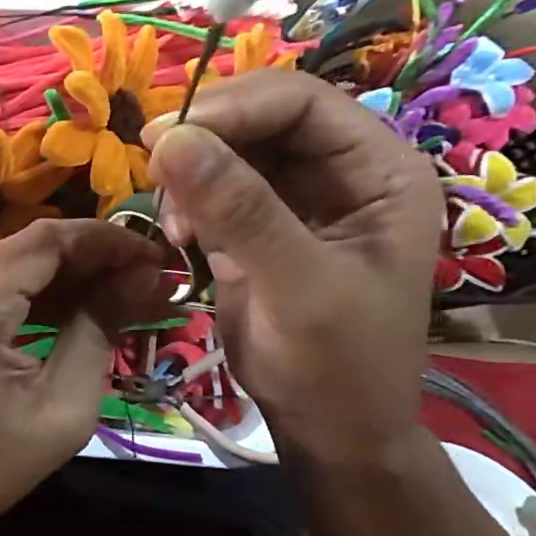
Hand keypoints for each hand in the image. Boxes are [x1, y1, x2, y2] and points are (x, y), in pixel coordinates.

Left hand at [0, 220, 167, 535]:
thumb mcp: (67, 403)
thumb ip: (101, 326)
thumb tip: (144, 273)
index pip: (42, 244)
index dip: (103, 240)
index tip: (153, 253)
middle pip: (31, 245)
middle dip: (95, 253)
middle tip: (148, 271)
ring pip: (20, 256)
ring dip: (75, 268)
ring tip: (129, 284)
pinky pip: (2, 275)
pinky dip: (47, 283)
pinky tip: (89, 296)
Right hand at [143, 71, 443, 457]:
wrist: (331, 431)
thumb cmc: (338, 366)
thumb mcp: (296, 287)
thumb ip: (240, 210)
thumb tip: (170, 137)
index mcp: (380, 170)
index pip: (303, 104)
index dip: (234, 107)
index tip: (167, 136)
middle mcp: (343, 171)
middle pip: (263, 119)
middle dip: (207, 139)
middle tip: (155, 167)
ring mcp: (300, 198)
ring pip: (232, 150)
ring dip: (192, 174)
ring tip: (172, 222)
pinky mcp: (262, 225)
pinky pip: (216, 189)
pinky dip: (188, 202)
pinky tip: (178, 235)